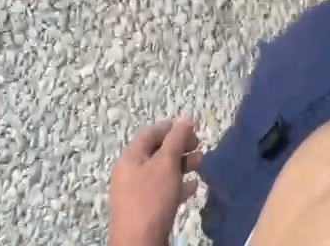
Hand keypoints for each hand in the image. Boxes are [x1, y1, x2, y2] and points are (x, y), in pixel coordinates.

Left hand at [108, 117, 200, 245]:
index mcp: (130, 158)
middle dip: (179, 146)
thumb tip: (186, 118)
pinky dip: (177, 185)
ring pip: (161, 172)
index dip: (171, 126)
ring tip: (200, 163)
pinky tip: (192, 187)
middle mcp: (130, 173)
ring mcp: (135, 194)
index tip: (192, 127)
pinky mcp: (144, 211)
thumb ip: (176, 139)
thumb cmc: (151, 200)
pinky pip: (162, 191)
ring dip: (181, 165)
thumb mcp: (166, 164)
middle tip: (199, 145)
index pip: (150, 133)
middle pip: (156, 151)